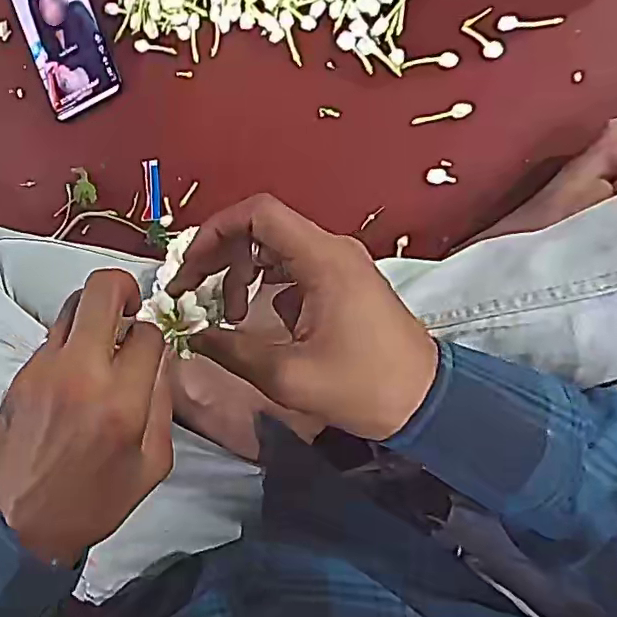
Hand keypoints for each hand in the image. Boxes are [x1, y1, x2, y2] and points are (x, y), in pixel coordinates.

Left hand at [0, 269, 172, 565]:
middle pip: (101, 290)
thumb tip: (159, 362)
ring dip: (94, 313)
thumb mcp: (152, 464)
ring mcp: (43, 370)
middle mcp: (79, 374)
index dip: (155, 334)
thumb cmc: (92, 502)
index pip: (147, 333)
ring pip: (72, 305)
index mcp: (120, 402)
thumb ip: (163, 405)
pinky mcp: (21, 375)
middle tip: (130, 306)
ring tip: (103, 339)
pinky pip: (52, 337)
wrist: (19, 525)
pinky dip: (71, 342)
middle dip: (123, 287)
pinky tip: (75, 372)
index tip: (152, 346)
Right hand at [168, 195, 436, 440]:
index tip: (191, 268)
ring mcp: (339, 265)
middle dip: (220, 257)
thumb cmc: (366, 388)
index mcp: (323, 260)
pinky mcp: (342, 283)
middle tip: (192, 292)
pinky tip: (257, 320)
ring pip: (274, 249)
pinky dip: (265, 286)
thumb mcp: (288, 376)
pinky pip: (292, 268)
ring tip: (226, 314)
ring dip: (241, 274)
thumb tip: (193, 337)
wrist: (426, 403)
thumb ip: (232, 351)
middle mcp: (332, 251)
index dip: (214, 232)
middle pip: (261, 229)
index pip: (258, 213)